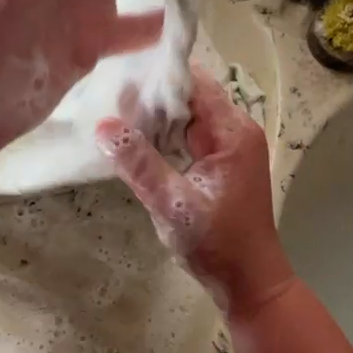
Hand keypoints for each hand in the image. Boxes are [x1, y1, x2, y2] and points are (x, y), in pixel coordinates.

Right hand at [99, 65, 295, 320]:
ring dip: (156, 116)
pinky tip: (135, 139)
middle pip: (191, 97)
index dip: (159, 75)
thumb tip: (103, 125)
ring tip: (113, 109)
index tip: (119, 70)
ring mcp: (229, 149)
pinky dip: (165, 135)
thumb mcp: (173, 204)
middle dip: (152, 94)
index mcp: (232, 132)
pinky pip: (190, 137)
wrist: (249, 283)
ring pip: (188, 117)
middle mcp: (236, 132)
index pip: (194, 84)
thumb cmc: (217, 243)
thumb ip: (139, 164)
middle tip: (108, 89)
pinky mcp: (220, 165)